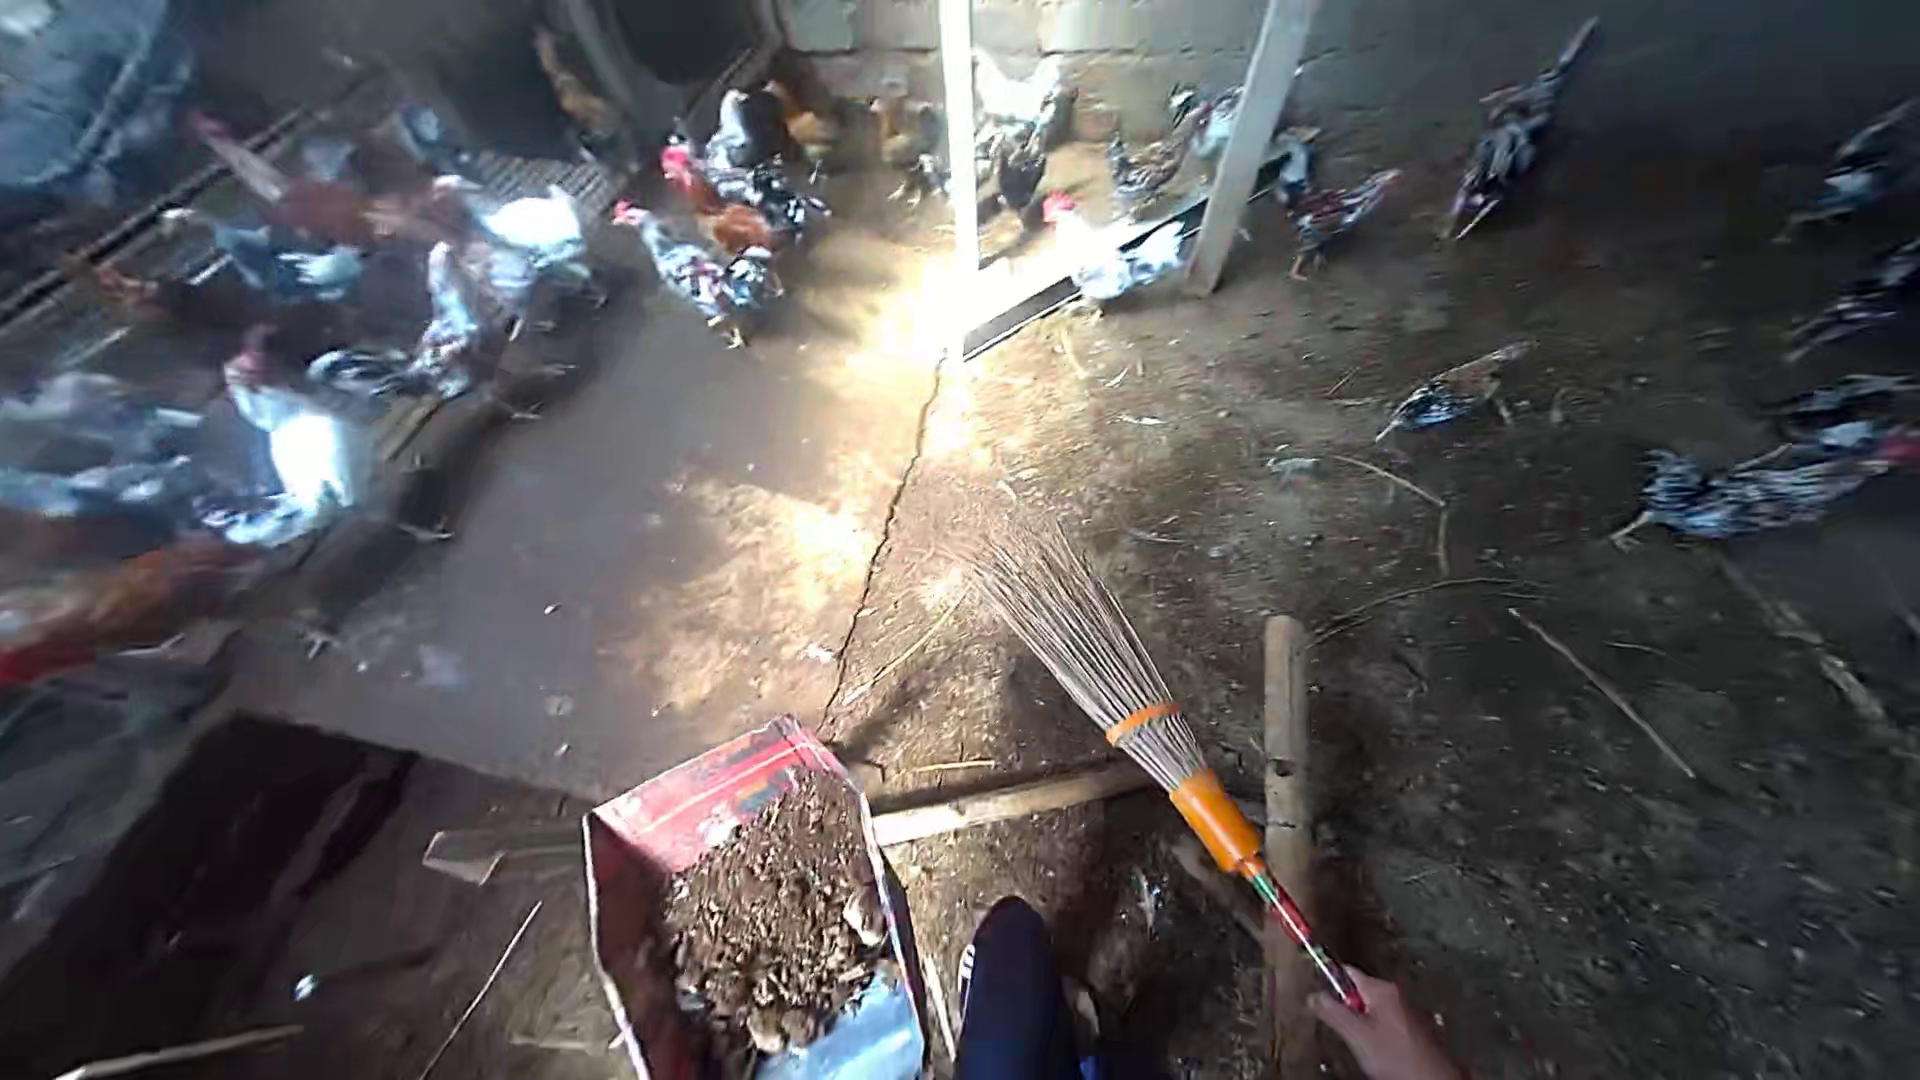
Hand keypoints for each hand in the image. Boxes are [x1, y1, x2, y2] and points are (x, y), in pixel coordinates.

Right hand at [1310, 966, 1463, 1079]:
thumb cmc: (1400, 1061)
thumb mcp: (1356, 1036)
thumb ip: (1330, 1011)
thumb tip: (1312, 995)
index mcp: (1382, 989)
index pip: (1345, 971)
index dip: (1330, 982)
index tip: (1322, 997)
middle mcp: (1397, 995)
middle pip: (1359, 992)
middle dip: (1350, 1009)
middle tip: (1349, 1032)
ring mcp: (1409, 1013)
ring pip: (1373, 1011)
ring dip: (1365, 1025)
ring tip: (1368, 1047)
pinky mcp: (1417, 1032)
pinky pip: (1388, 1024)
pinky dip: (1381, 1035)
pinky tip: (1384, 1055)